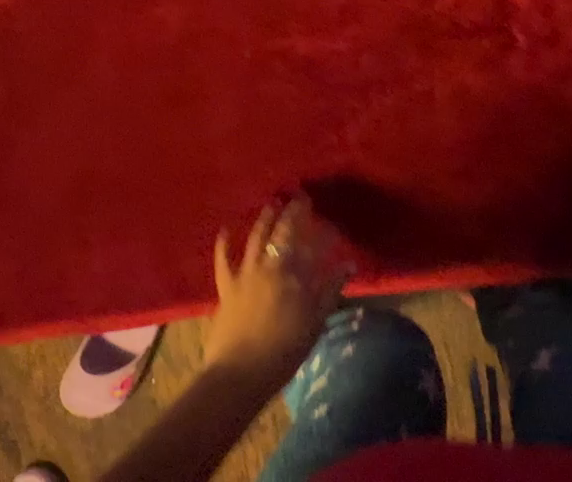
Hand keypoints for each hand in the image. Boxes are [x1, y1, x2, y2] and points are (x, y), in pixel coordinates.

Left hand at [204, 197, 348, 387]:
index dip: (326, 232)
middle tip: (302, 197)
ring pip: (258, 237)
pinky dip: (225, 243)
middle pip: (287, 232)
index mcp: (298, 277)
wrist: (239, 374)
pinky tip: (227, 229)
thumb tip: (348, 265)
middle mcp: (273, 267)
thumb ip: (331, 291)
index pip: (316, 245)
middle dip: (296, 212)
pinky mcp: (227, 286)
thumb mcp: (315, 324)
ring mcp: (247, 274)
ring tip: (273, 203)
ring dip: (266, 218)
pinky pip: (224, 260)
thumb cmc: (283, 353)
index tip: (333, 223)